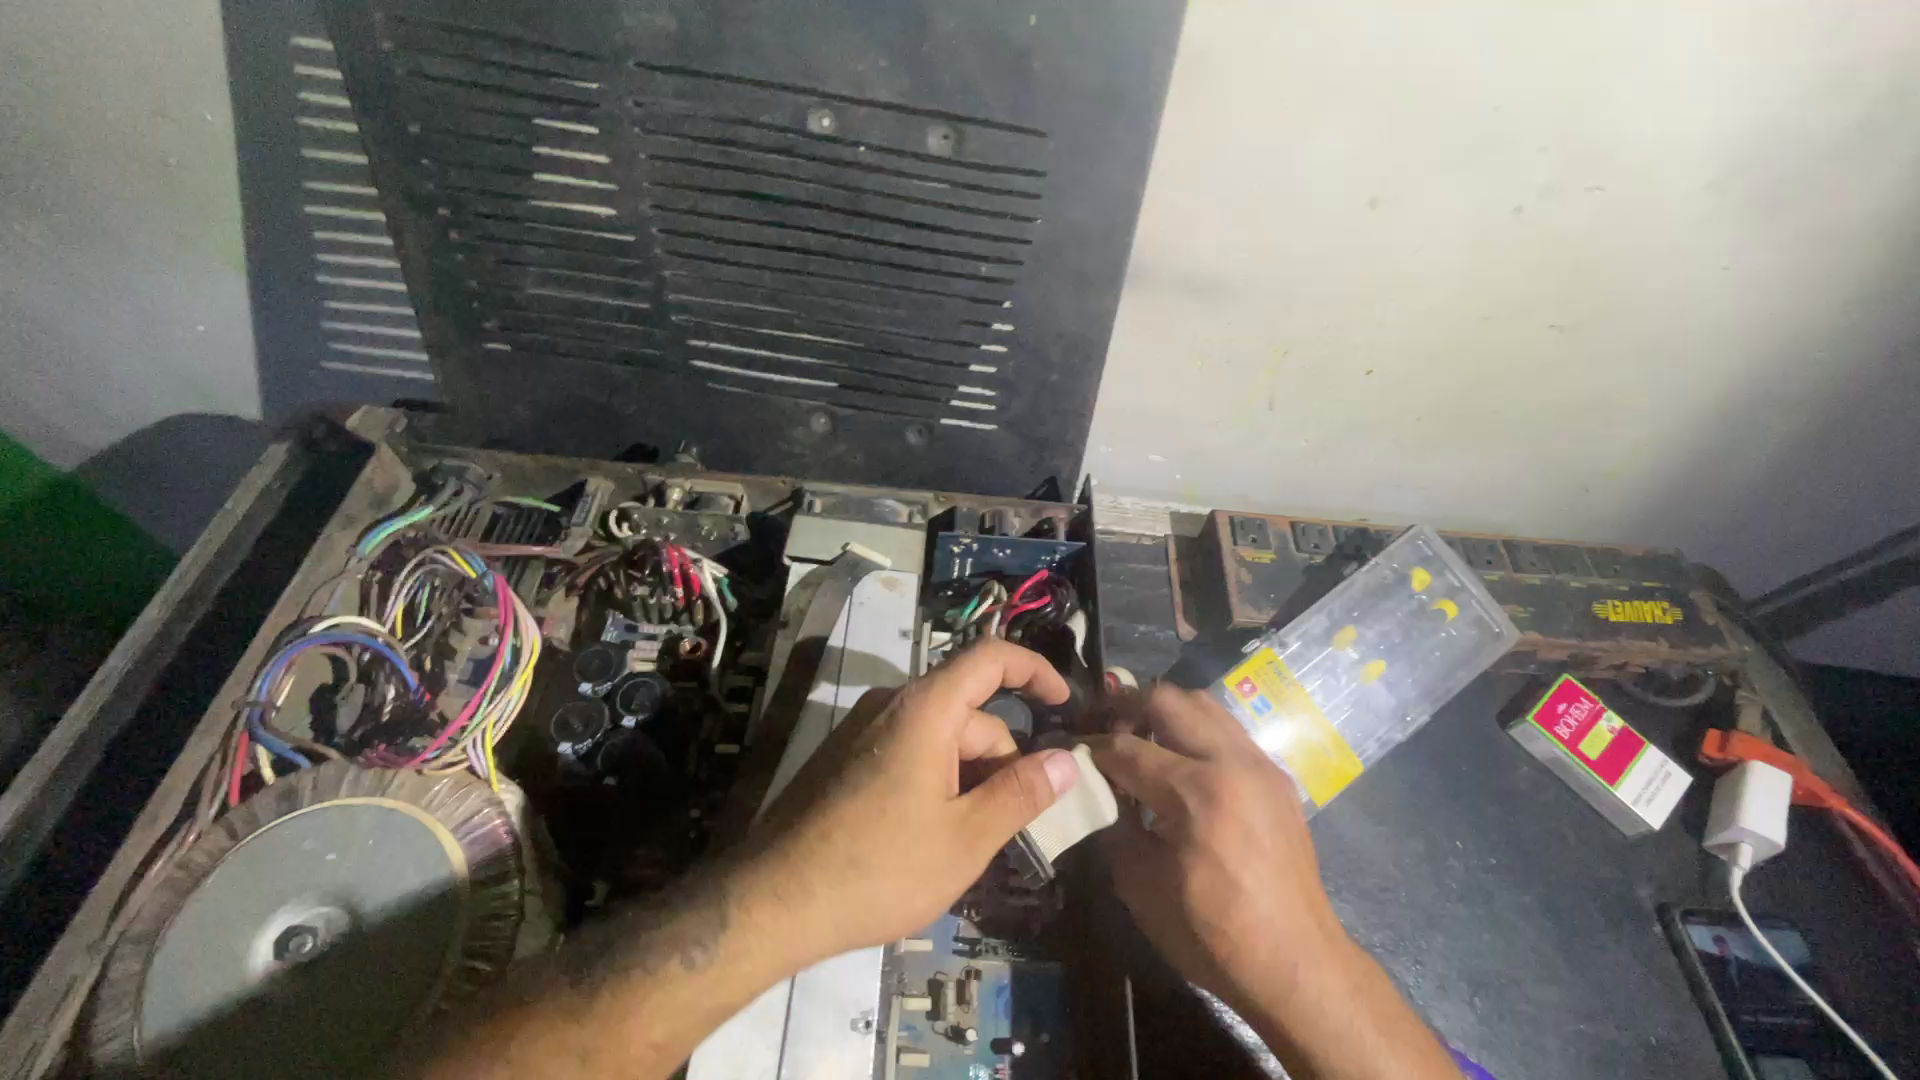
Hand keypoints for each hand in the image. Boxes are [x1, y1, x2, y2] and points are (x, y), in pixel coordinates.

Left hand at [741, 640, 1081, 964]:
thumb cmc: (879, 868)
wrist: (772, 902)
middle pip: (969, 714)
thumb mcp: (966, 838)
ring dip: (968, 777)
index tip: (1065, 704)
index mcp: (925, 709)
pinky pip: (907, 754)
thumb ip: (1021, 793)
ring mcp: (861, 732)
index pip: (991, 658)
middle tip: (1012, 825)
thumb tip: (1067, 760)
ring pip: (939, 739)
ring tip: (969, 842)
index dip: (1035, 671)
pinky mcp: (842, 760)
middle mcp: (891, 706)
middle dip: (1002, 759)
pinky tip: (929, 838)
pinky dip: (935, 782)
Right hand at [1091, 685, 1350, 1016]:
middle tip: (1101, 725)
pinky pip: (1228, 731)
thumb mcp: (1140, 884)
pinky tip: (1180, 763)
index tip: (1069, 749)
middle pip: (1168, 701)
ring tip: (1140, 736)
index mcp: (1195, 791)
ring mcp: (1261, 765)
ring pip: (1204, 705)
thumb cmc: (1211, 933)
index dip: (1090, 747)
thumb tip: (1097, 792)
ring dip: (1165, 712)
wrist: (1296, 964)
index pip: (1126, 746)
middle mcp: (1232, 762)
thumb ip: (1113, 825)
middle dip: (1125, 706)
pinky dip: (1196, 731)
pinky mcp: (1278, 778)